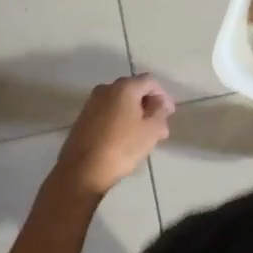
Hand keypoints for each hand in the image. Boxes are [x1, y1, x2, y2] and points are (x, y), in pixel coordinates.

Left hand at [50, 75, 175, 198]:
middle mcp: (105, 89)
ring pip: (120, 102)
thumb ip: (160, 112)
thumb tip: (158, 104)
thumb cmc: (122, 148)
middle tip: (159, 125)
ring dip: (134, 113)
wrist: (82, 170)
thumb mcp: (151, 131)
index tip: (170, 115)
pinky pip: (108, 112)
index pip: (150, 81)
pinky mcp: (83, 118)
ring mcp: (91, 103)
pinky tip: (125, 138)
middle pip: (134, 90)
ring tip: (144, 134)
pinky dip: (120, 119)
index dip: (163, 96)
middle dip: (149, 105)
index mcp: (124, 87)